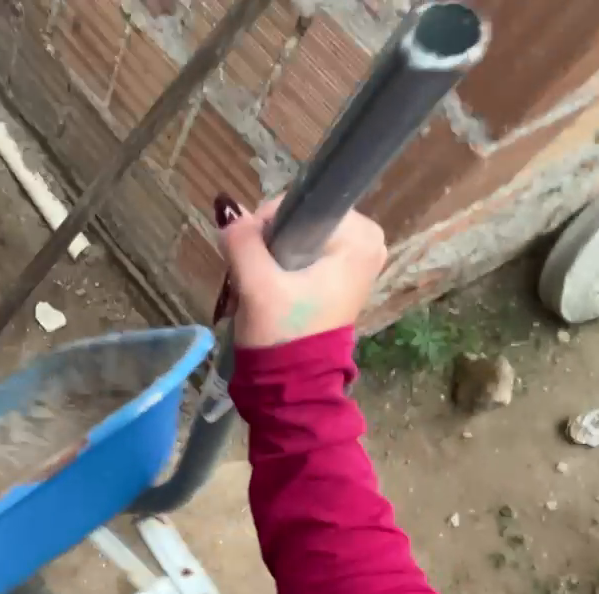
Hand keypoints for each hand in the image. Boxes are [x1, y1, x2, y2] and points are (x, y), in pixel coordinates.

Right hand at [220, 196, 386, 348]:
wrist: (291, 382)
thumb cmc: (281, 333)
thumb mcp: (256, 287)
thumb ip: (243, 244)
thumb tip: (231, 217)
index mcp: (359, 236)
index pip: (301, 206)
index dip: (265, 226)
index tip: (246, 257)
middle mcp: (367, 242)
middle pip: (299, 224)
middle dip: (265, 250)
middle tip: (247, 281)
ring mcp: (356, 262)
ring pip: (296, 243)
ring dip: (267, 264)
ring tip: (252, 292)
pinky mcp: (341, 281)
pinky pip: (303, 260)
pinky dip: (279, 273)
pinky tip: (265, 295)